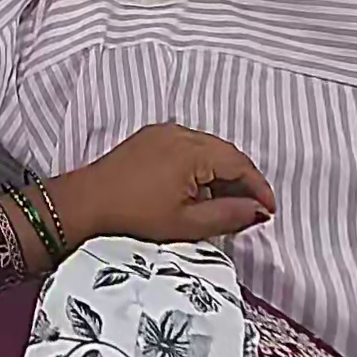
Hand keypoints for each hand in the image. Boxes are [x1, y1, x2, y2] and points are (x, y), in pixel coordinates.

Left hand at [47, 123, 275, 245]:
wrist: (88, 202)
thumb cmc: (135, 215)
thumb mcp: (187, 223)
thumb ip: (228, 214)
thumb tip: (259, 210)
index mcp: (191, 150)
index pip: (239, 163)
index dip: (258, 187)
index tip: (269, 211)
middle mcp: (179, 133)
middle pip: (224, 152)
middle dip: (241, 180)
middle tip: (251, 211)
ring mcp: (162, 132)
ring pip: (205, 149)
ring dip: (220, 173)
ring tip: (225, 205)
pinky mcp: (149, 138)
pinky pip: (186, 146)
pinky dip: (199, 166)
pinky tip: (197, 191)